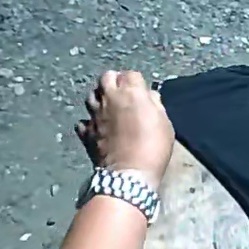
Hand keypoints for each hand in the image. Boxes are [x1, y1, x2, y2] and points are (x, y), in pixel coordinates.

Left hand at [75, 70, 173, 190]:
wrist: (129, 174)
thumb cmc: (153, 148)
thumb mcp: (165, 124)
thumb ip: (155, 105)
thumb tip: (150, 96)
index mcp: (131, 92)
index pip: (130, 74)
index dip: (136, 81)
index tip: (141, 90)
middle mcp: (110, 98)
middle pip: (106, 77)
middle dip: (114, 81)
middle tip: (122, 92)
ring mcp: (95, 115)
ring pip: (91, 95)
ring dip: (100, 98)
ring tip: (108, 107)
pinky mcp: (86, 132)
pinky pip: (83, 121)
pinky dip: (89, 122)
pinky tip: (97, 128)